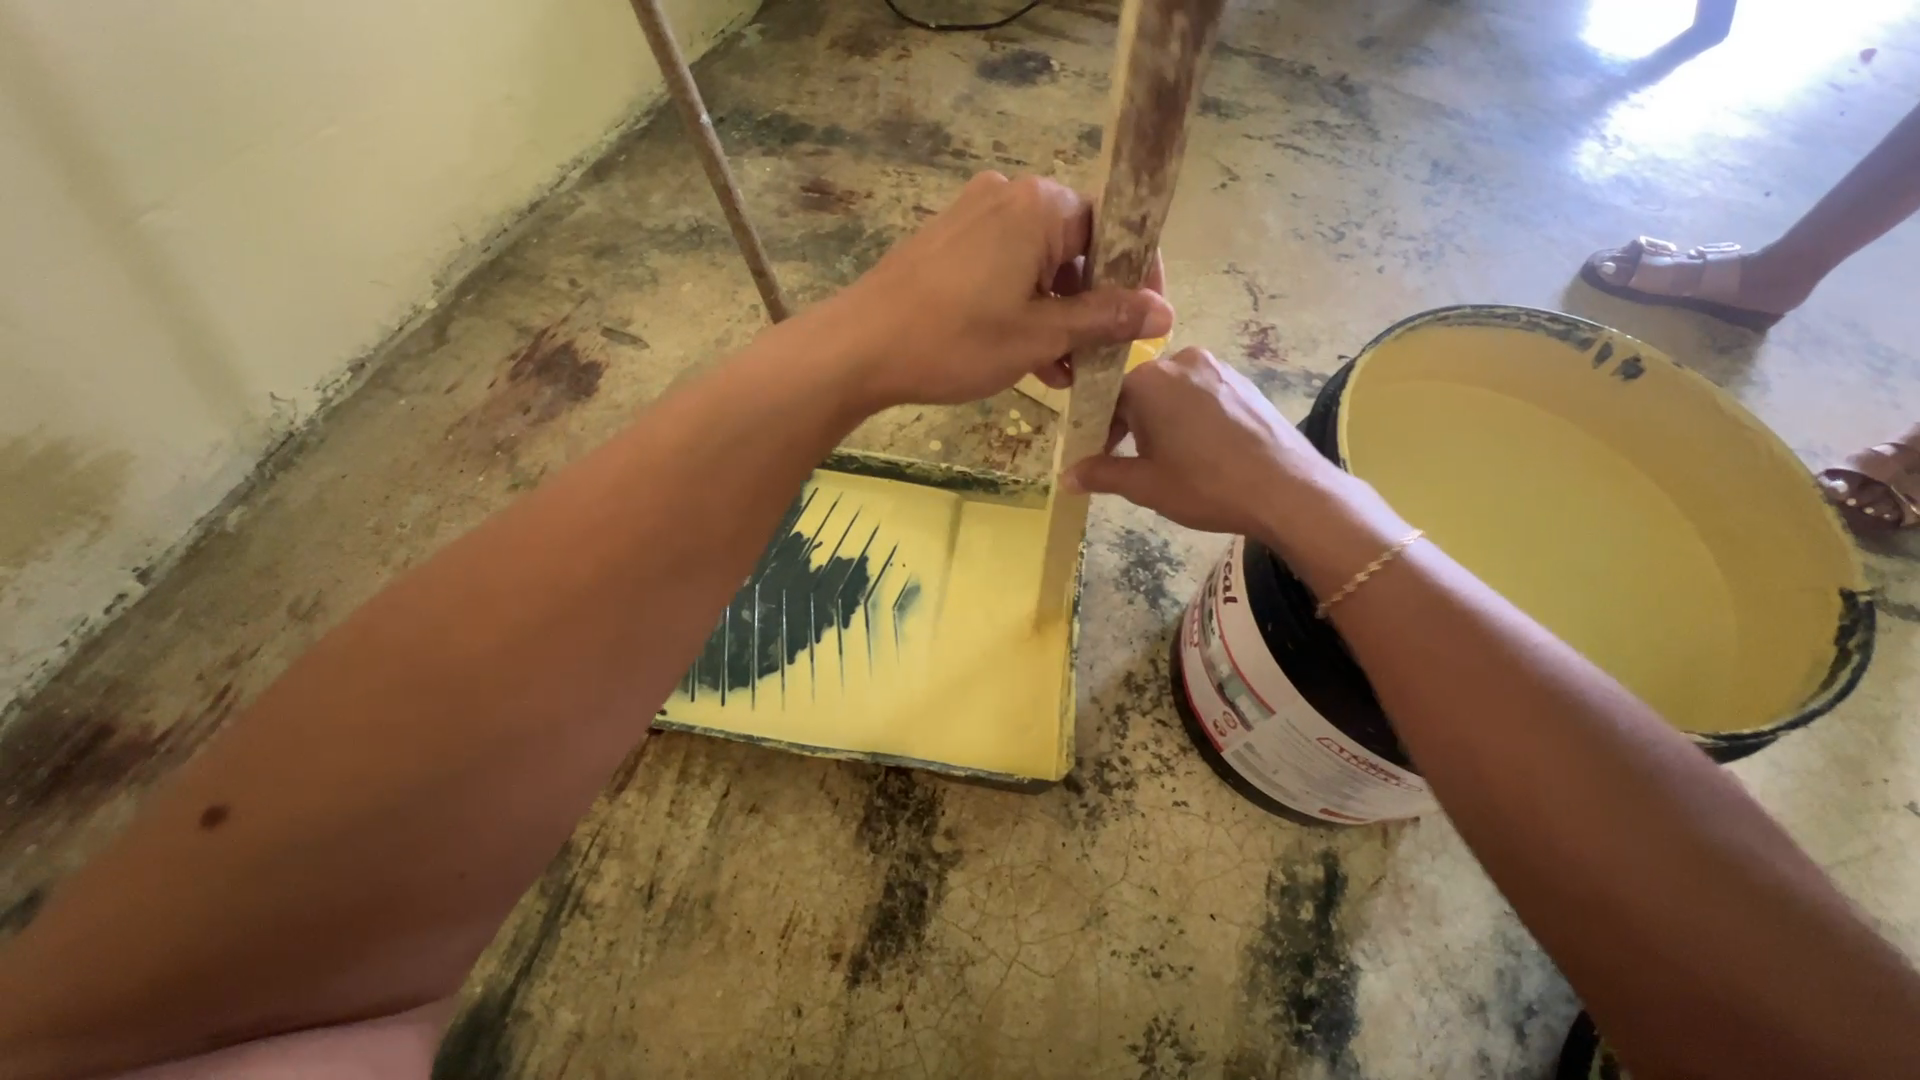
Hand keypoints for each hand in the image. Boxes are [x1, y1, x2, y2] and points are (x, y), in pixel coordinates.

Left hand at [821, 172, 1173, 407]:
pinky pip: (1003, 269)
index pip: (1111, 229)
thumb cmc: (955, 341)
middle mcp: (1007, 197)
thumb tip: (1165, 312)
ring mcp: (972, 217)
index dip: (1135, 278)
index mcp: (1039, 206)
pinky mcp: (947, 242)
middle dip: (1090, 306)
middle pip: (1073, 248)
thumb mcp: (1039, 335)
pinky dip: (1021, 308)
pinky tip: (1026, 358)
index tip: (1145, 323)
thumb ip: (1105, 319)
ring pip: (1037, 265)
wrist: (858, 348)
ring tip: (1061, 372)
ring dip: (1055, 316)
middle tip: (1096, 358)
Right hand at [1064, 347, 1341, 535]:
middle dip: (1131, 424)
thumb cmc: (1206, 486)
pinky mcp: (1244, 383)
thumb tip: (1066, 476)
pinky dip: (1191, 418)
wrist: (1287, 490)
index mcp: (1149, 379)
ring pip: (1173, 393)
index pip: (1106, 397)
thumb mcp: (1145, 485)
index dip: (1099, 430)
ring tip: (1171, 461)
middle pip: (1141, 391)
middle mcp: (1182, 361)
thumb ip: (1102, 474)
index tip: (1098, 457)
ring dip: (1162, 421)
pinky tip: (1203, 452)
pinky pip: (1202, 396)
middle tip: (1134, 463)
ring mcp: (1218, 369)